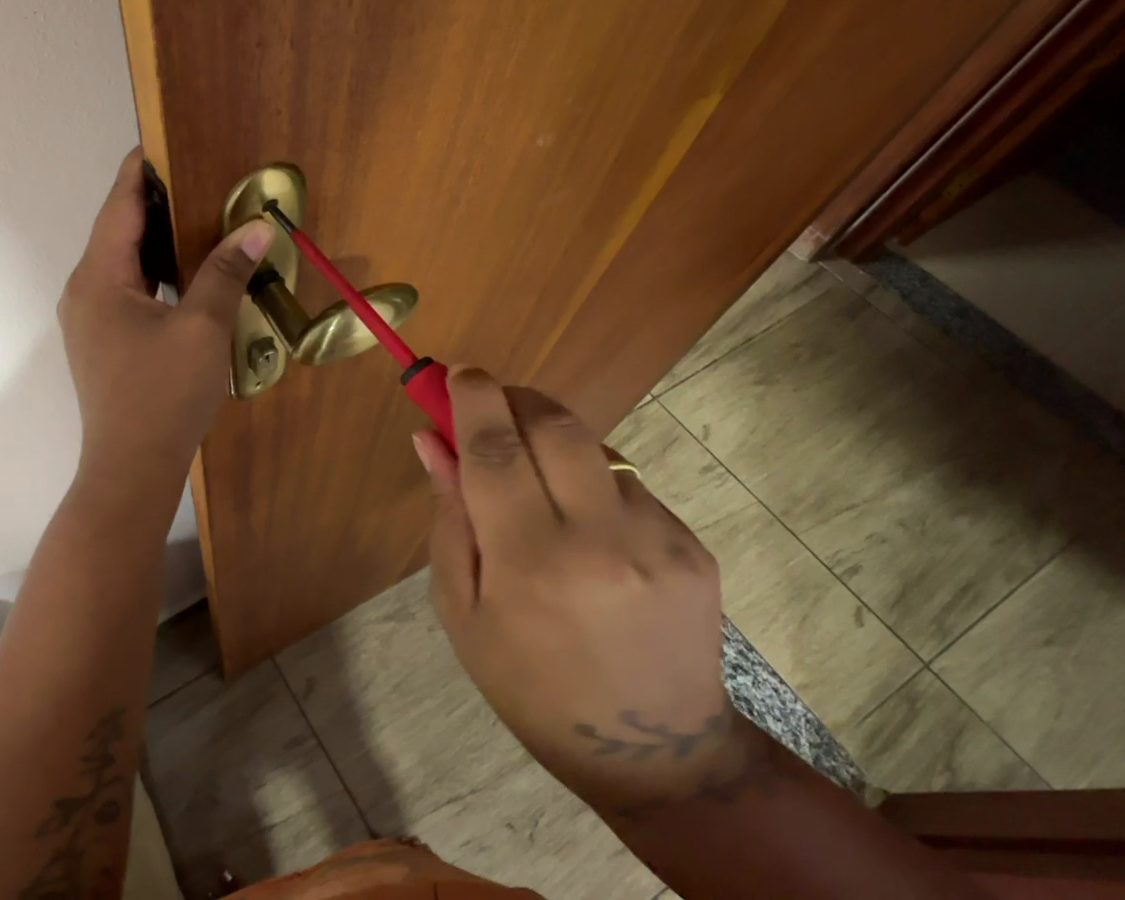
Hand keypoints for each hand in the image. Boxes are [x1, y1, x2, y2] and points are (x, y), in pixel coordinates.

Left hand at [59, 149, 272, 477]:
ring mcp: (90, 319)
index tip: (171, 138)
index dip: (144, 168)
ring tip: (203, 218)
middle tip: (204, 177)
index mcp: (98, 277)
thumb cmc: (163, 396)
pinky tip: (189, 274)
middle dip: (158, 202)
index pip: (119, 203)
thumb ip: (225, 272)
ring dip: (159, 240)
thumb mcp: (202, 329)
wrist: (130, 470)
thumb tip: (257, 227)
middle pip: (118, 229)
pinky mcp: (103, 342)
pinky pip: (127, 290)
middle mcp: (84, 291)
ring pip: (123, 263)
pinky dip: (156, 273)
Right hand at [415, 369, 747, 813]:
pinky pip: (631, 486)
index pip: (494, 451)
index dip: (472, 400)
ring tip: (540, 488)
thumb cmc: (530, 687)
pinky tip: (589, 532)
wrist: (651, 751)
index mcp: (529, 565)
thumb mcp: (464, 614)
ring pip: (596, 451)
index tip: (458, 372)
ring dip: (556, 444)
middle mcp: (599, 540)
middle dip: (518, 399)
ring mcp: (657, 540)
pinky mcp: (693, 545)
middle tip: (495, 402)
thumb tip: (431, 441)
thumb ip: (449, 520)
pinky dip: (596, 485)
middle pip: (555, 426)